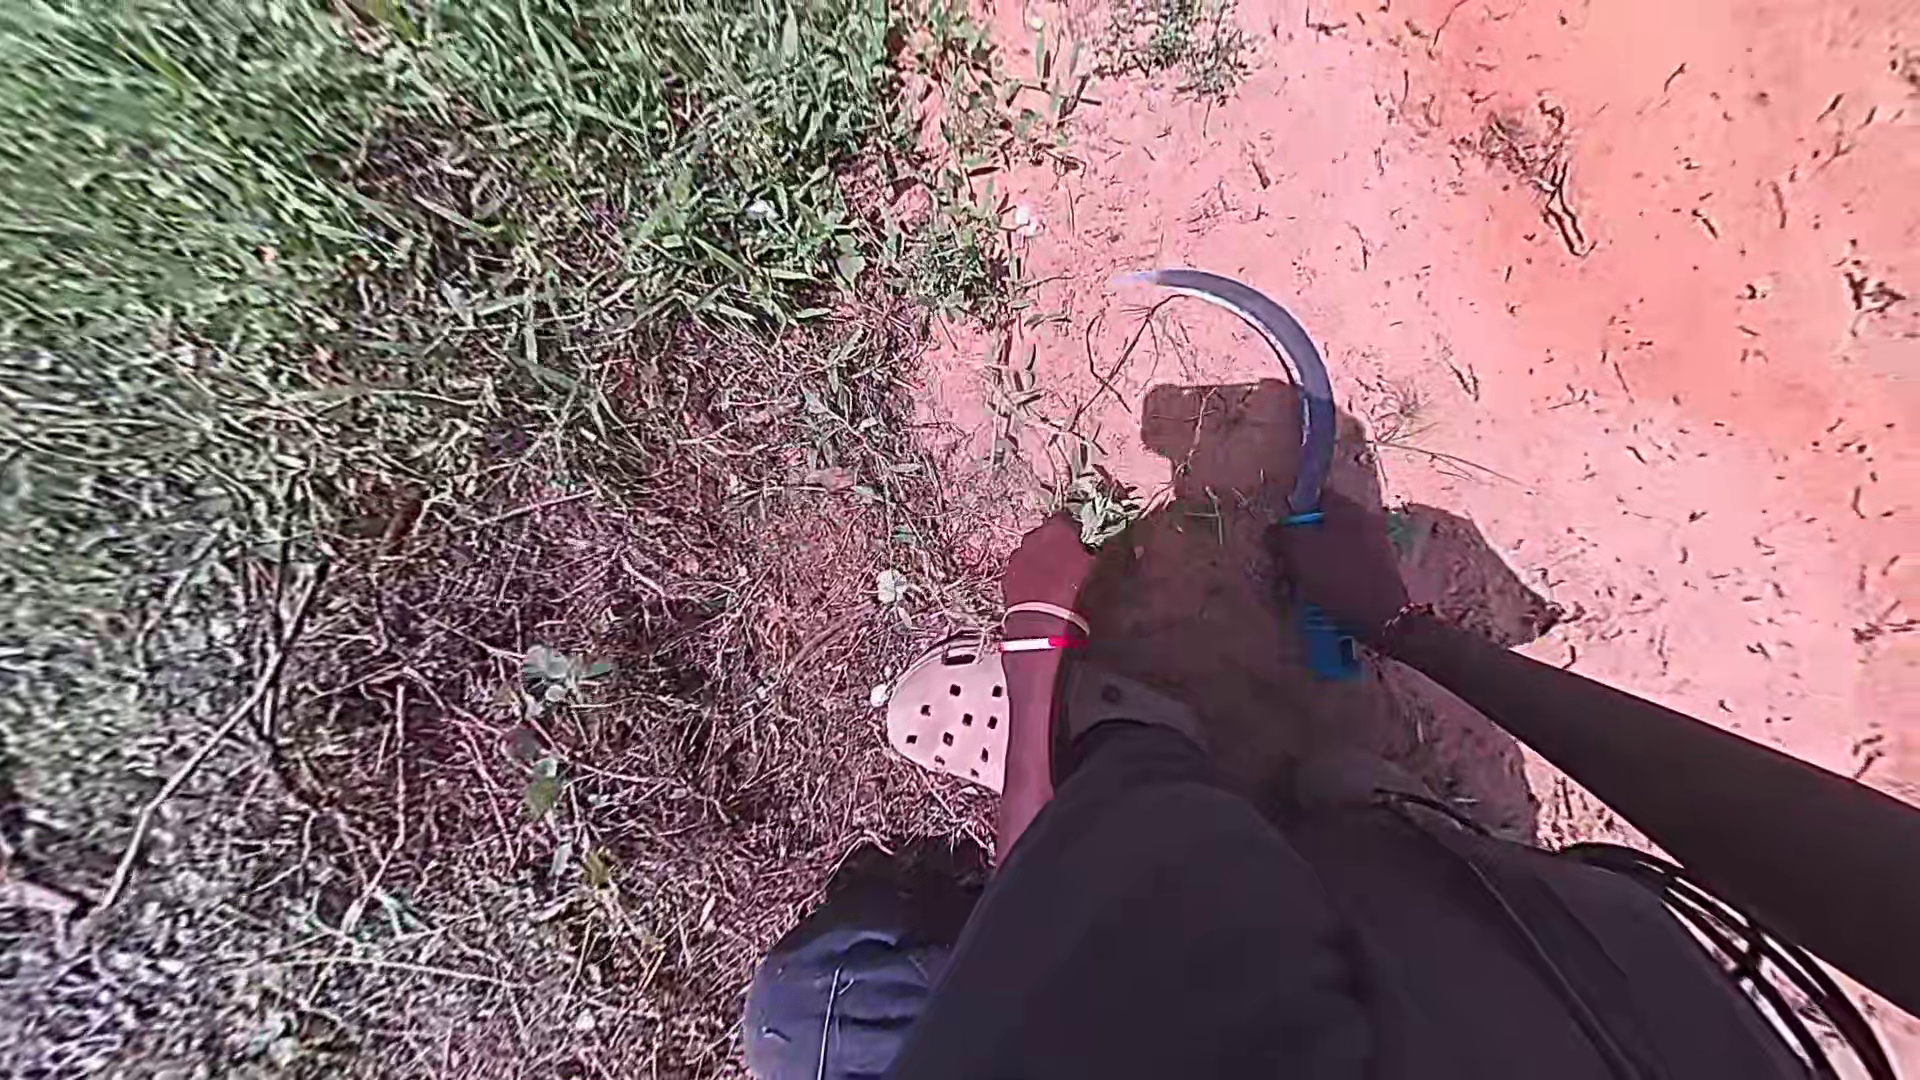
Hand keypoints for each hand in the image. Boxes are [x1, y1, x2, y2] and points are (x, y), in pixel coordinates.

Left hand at [1002, 514, 1093, 615]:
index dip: (1073, 529)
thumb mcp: (1097, 567)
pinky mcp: (1008, 574)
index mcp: (1057, 530)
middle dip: (1055, 544)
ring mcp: (1018, 555)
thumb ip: (1096, 550)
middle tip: (1068, 560)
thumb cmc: (1075, 592)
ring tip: (1053, 577)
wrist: (1043, 620)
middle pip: (1045, 533)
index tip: (1080, 539)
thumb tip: (1100, 546)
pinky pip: (1021, 568)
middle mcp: (1034, 537)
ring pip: (1031, 550)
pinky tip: (1039, 587)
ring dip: (1040, 558)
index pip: (1065, 518)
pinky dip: (1029, 574)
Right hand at [1266, 491, 1409, 639]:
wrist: (1378, 616)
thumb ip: (1280, 533)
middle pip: (1320, 525)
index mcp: (1346, 509)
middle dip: (1298, 542)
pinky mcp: (1376, 570)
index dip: (1292, 513)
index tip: (1279, 532)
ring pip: (1329, 547)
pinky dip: (1326, 575)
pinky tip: (1315, 592)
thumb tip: (1273, 530)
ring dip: (1309, 562)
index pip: (1314, 497)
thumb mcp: (1295, 549)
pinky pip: (1342, 565)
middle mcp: (1364, 521)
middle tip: (1283, 562)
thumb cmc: (1334, 575)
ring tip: (1294, 583)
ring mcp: (1373, 546)